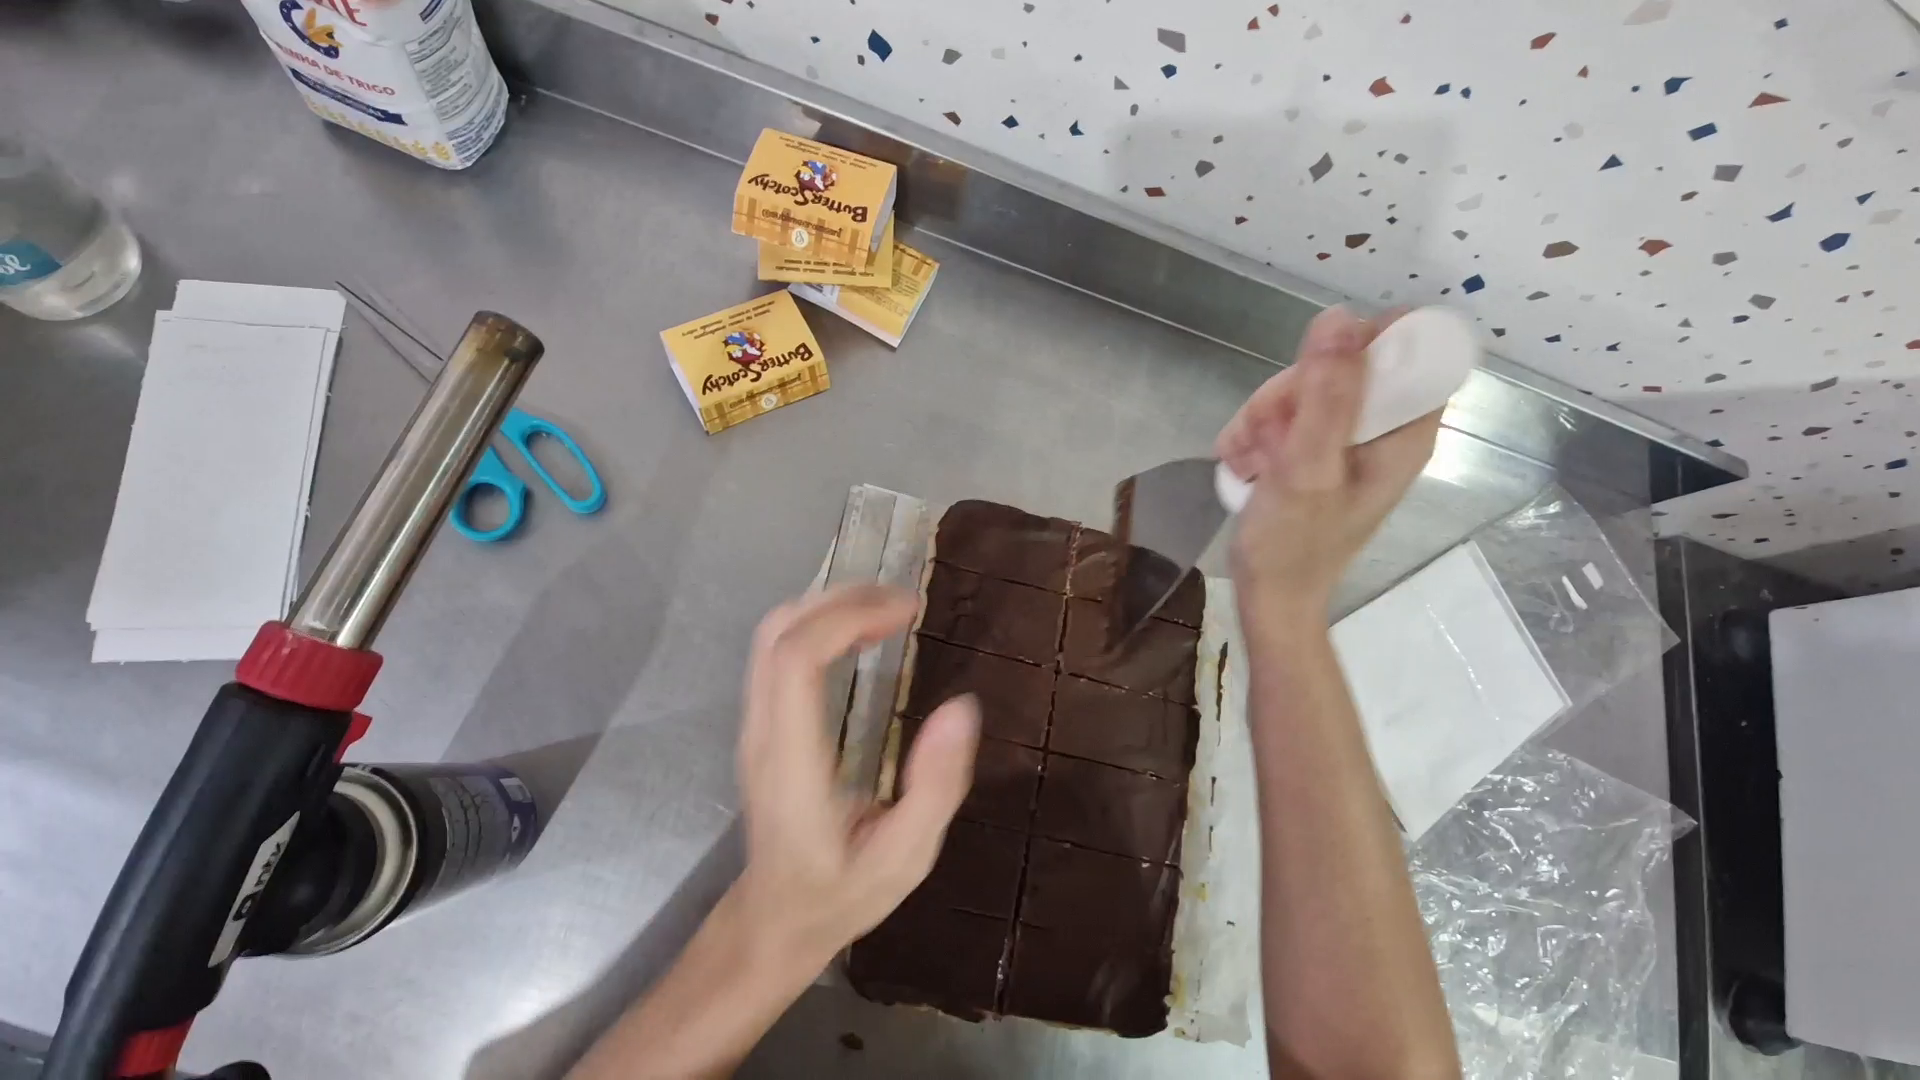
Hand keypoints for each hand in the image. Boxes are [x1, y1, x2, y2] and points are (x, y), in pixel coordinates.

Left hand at [731, 585, 980, 968]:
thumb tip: (963, 706)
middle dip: (842, 599)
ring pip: (772, 636)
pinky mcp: (761, 724)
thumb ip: (934, 787)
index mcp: (792, 763)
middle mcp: (762, 732)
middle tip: (905, 603)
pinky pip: (777, 652)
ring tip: (888, 610)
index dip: (848, 617)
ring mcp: (754, 726)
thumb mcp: (905, 859)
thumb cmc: (841, 893)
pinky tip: (861, 637)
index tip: (908, 612)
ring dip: (829, 606)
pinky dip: (818, 625)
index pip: (797, 660)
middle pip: (779, 632)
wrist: (776, 920)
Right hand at [1215, 306, 1441, 622]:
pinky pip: (1285, 417)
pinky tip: (1242, 464)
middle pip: (1344, 366)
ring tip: (1246, 458)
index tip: (1316, 369)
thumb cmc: (1294, 545)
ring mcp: (1346, 442)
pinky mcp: (1314, 454)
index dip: (1363, 344)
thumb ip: (1327, 394)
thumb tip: (1340, 316)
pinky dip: (1256, 435)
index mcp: (1405, 430)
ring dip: (1263, 416)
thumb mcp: (1308, 466)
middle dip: (1292, 391)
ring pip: (1306, 390)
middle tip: (1265, 432)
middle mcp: (1382, 429)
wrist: (1269, 599)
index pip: (1410, 348)